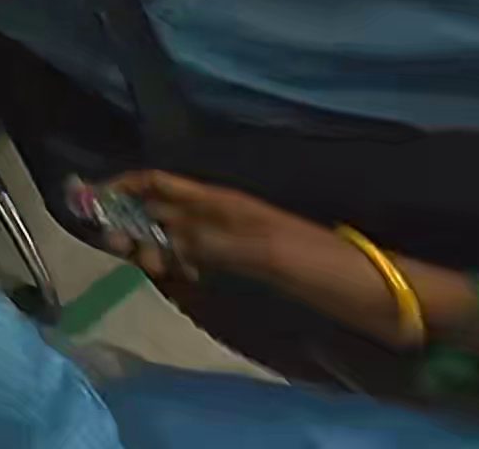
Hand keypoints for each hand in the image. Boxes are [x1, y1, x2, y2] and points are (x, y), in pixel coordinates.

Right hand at [108, 171, 342, 285]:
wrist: (383, 296)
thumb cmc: (318, 263)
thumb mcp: (262, 252)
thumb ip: (206, 244)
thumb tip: (158, 242)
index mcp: (216, 201)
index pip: (156, 181)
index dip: (123, 184)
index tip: (95, 200)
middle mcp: (214, 214)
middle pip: (157, 208)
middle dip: (130, 220)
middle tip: (115, 245)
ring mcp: (226, 238)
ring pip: (171, 234)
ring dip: (153, 245)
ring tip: (147, 266)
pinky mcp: (240, 262)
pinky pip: (193, 255)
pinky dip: (178, 262)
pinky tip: (179, 276)